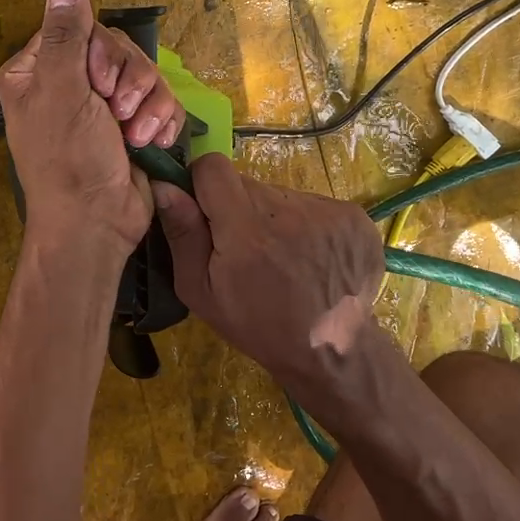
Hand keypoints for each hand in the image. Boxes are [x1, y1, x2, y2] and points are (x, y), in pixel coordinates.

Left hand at [0, 0, 185, 258]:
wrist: (97, 223)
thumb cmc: (68, 159)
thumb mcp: (62, 92)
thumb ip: (66, 37)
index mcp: (38, 71)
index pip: (81, 29)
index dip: (101, 53)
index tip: (100, 84)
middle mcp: (67, 82)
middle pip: (117, 49)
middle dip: (129, 81)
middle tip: (119, 112)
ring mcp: (101, 104)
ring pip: (144, 73)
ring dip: (149, 104)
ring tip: (138, 135)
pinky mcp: (132, 123)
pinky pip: (160, 100)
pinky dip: (162, 120)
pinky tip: (155, 142)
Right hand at [154, 154, 384, 395]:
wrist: (333, 353)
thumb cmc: (256, 325)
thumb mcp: (199, 290)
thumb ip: (182, 234)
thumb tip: (164, 185)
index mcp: (246, 228)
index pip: (212, 166)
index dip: (202, 183)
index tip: (206, 212)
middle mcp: (289, 209)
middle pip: (246, 182)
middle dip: (236, 206)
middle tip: (243, 248)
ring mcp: (328, 211)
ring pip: (279, 194)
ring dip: (272, 216)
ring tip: (281, 257)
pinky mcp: (354, 217)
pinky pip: (313, 204)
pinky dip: (305, 224)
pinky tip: (310, 258)